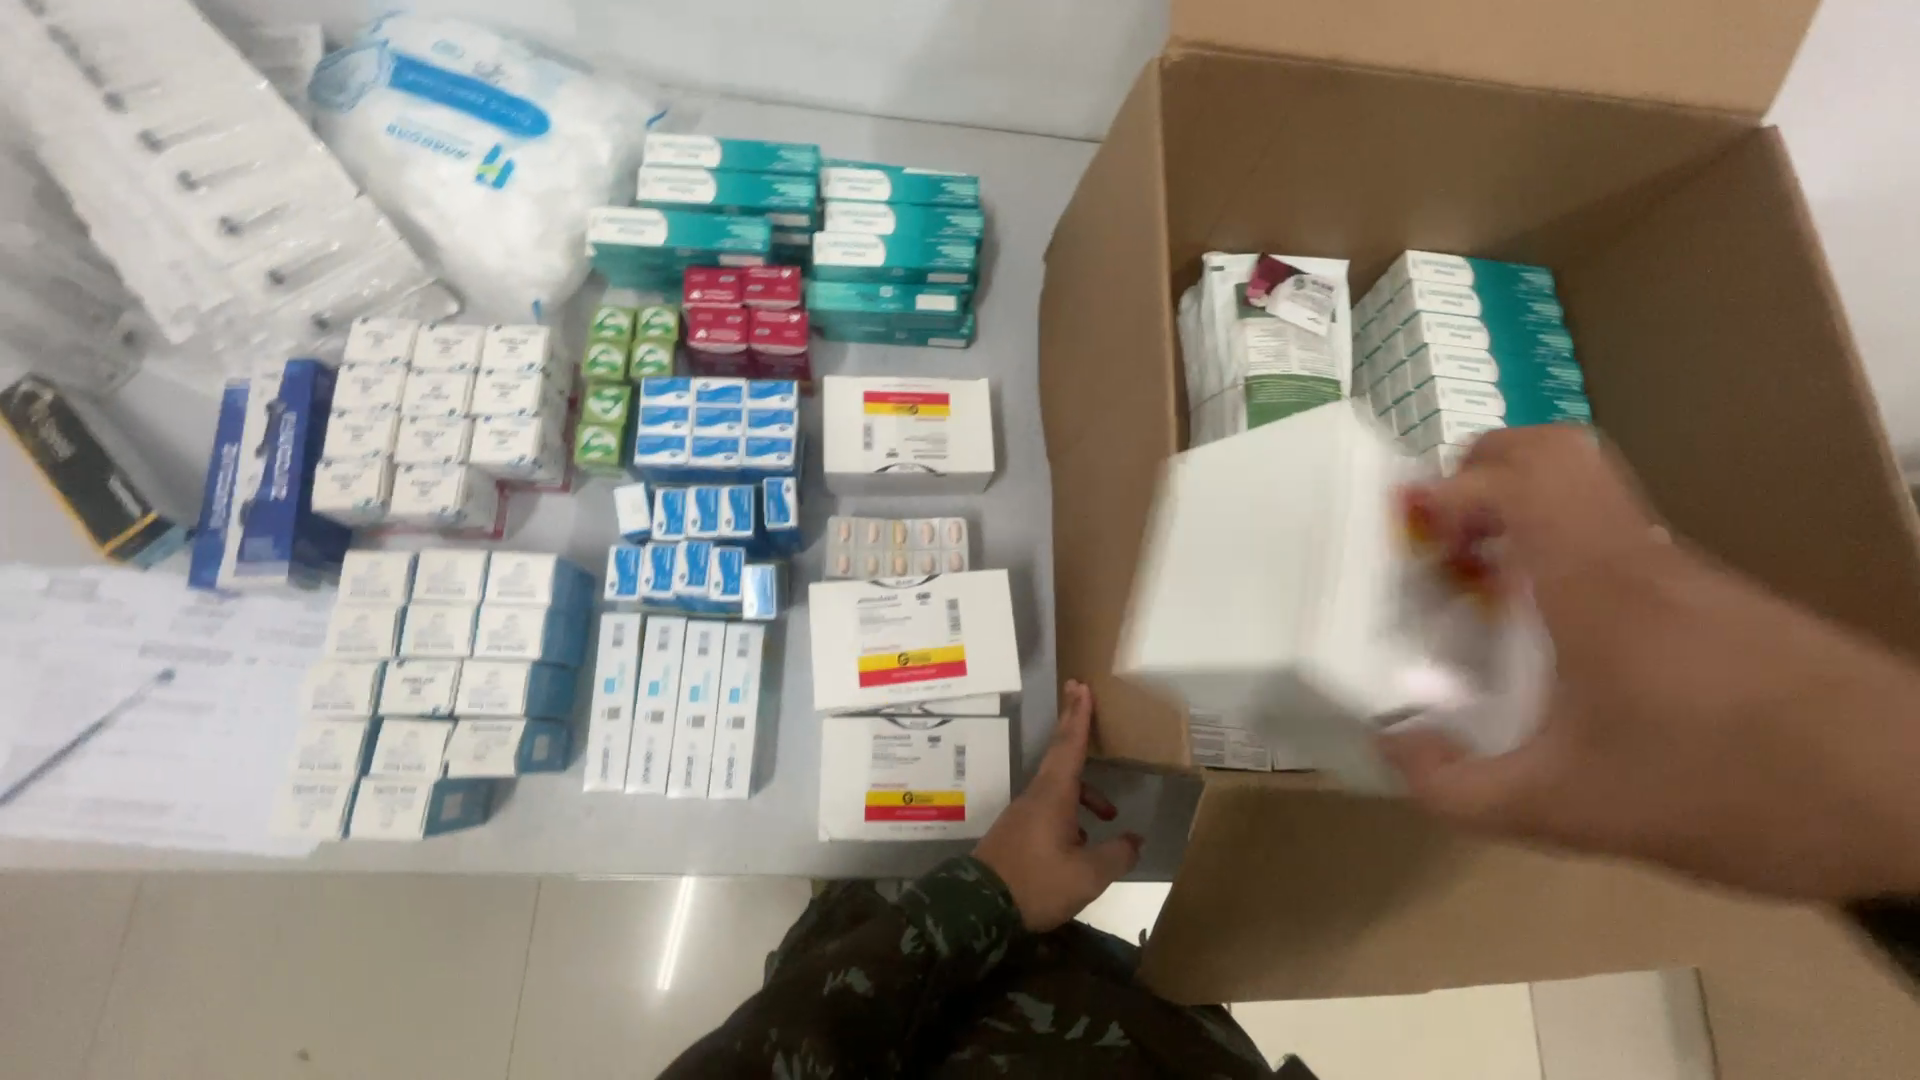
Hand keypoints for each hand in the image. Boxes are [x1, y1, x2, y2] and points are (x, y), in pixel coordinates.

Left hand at [973, 680, 1143, 930]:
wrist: (980, 908)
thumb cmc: (1036, 883)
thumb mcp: (1086, 875)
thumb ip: (1115, 854)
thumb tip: (1134, 840)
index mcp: (1052, 796)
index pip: (1069, 746)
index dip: (1078, 716)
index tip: (1080, 686)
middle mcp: (1036, 796)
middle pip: (1060, 754)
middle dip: (1074, 726)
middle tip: (1081, 695)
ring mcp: (1024, 813)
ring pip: (1058, 787)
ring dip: (1084, 791)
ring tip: (1108, 815)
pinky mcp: (1018, 831)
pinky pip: (1050, 807)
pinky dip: (1070, 811)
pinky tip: (1081, 843)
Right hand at [1380, 425, 1919, 901]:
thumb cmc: (1732, 787)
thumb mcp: (1564, 810)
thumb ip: (1454, 787)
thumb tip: (1391, 742)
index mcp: (1593, 577)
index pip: (1517, 472)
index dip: (1446, 488)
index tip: (1411, 538)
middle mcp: (1634, 552)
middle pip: (1553, 451)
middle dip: (1477, 472)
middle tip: (1438, 533)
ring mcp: (1680, 569)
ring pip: (1583, 493)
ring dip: (1514, 516)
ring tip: (1474, 585)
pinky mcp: (1710, 598)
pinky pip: (1612, 540)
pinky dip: (1557, 554)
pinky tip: (1546, 635)